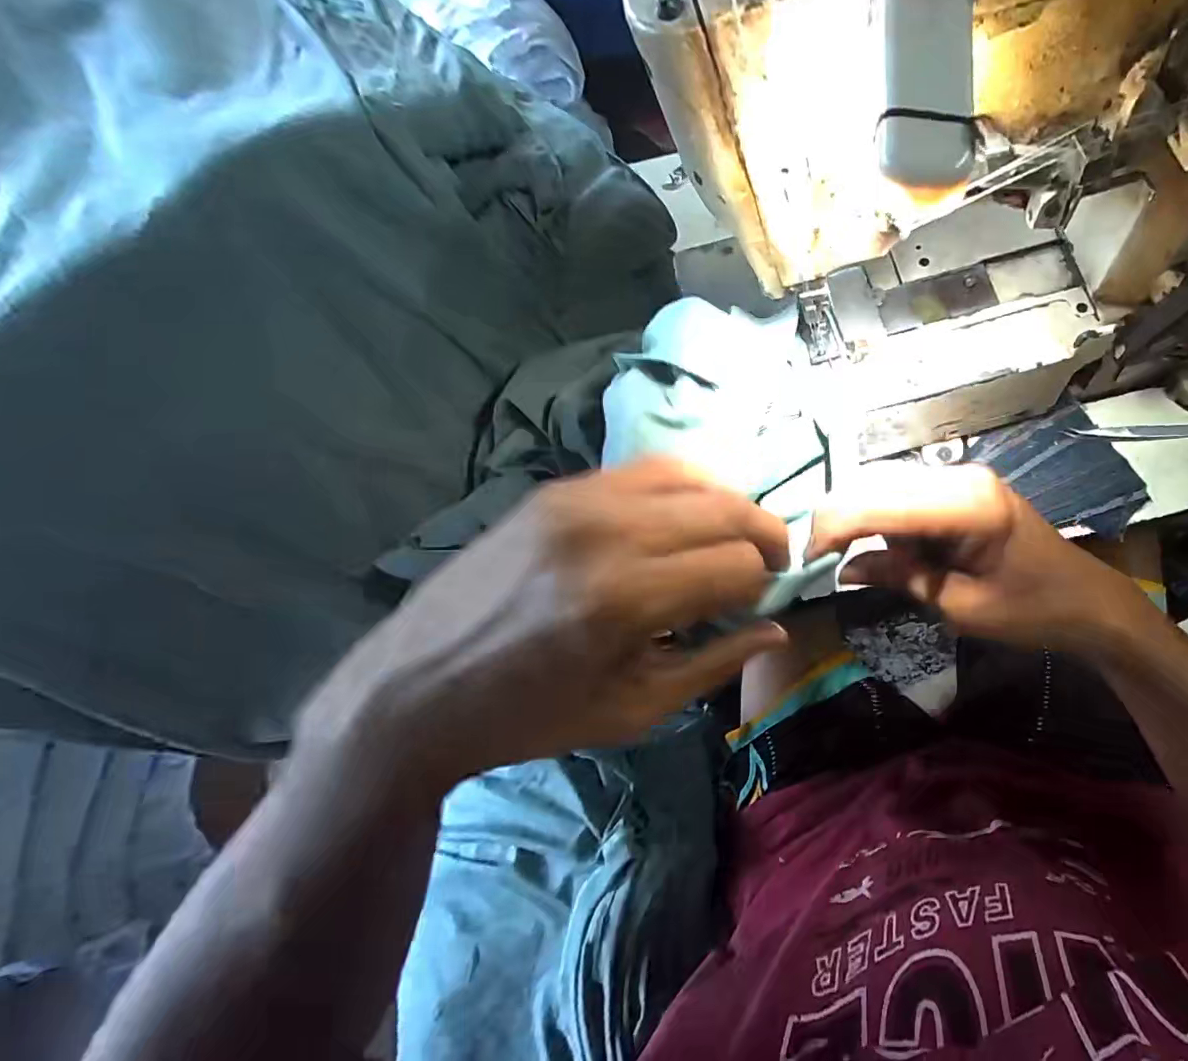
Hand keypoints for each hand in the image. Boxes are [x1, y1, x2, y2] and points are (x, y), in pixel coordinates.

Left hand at [295, 457, 789, 802]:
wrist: (412, 690)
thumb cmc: (527, 717)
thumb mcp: (632, 711)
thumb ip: (714, 664)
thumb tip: (775, 627)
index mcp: (626, 601)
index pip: (737, 565)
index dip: (763, 586)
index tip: (757, 607)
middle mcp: (607, 533)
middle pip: (725, 508)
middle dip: (764, 536)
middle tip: (767, 566)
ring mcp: (577, 500)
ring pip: (691, 475)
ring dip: (728, 505)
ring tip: (732, 538)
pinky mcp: (555, 490)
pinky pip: (644, 469)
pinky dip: (682, 488)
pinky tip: (683, 519)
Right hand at [808, 464, 1140, 652]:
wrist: (1088, 601)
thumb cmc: (1032, 610)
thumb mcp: (960, 606)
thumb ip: (900, 578)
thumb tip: (844, 570)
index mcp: (968, 504)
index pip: (883, 504)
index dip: (837, 526)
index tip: (808, 559)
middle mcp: (961, 477)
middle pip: (878, 484)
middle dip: (841, 518)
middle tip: (817, 558)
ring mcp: (963, 478)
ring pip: (887, 486)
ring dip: (861, 517)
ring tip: (845, 556)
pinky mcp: (962, 488)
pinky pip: (907, 495)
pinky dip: (884, 518)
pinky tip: (880, 546)